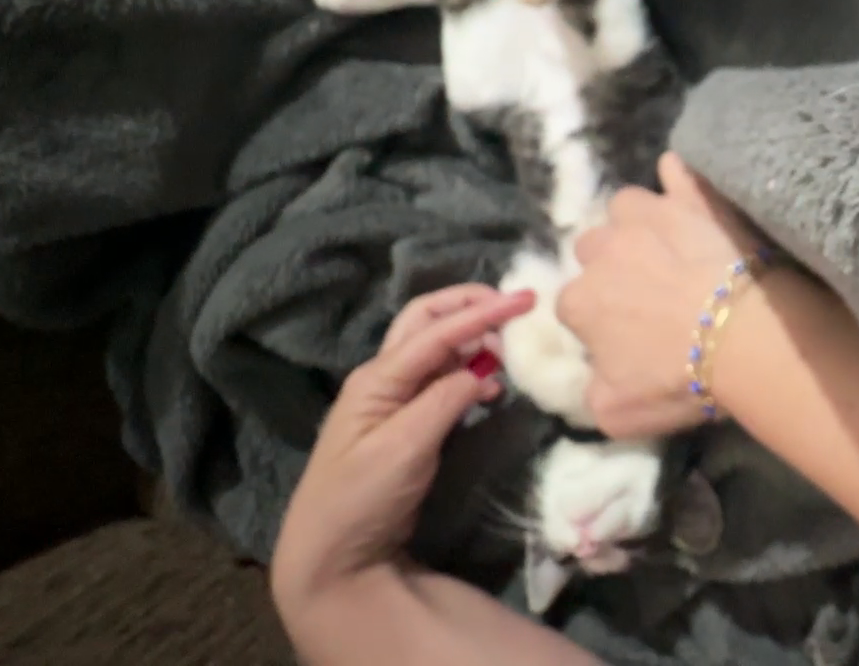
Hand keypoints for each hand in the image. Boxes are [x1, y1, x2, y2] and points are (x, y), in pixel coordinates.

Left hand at [271, 285, 534, 618]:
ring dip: (478, 336)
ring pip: (442, 345)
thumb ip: (445, 399)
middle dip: (472, 305)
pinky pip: (449, 375)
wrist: (331, 560)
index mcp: (378, 378)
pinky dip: (476, 369)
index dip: (485, 311)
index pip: (439, 330)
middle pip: (430, 319)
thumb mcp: (404, 448)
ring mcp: (398, 396)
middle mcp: (386, 376)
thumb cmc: (360, 500)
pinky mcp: (413, 417)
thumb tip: (485, 370)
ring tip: (513, 347)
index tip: (527, 298)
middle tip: (516, 307)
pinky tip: (495, 386)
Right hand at [559, 153, 766, 438]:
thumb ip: (591, 388)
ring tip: (670, 244)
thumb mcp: (618, 414)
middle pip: (594, 249)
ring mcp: (648, 215)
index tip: (630, 331)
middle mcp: (603, 250)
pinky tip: (687, 184)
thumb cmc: (682, 378)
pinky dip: (679, 177)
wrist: (746, 335)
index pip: (575, 304)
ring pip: (625, 206)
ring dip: (639, 223)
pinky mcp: (693, 196)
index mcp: (580, 301)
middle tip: (652, 289)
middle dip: (614, 266)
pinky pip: (676, 169)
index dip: (601, 317)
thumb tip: (594, 370)